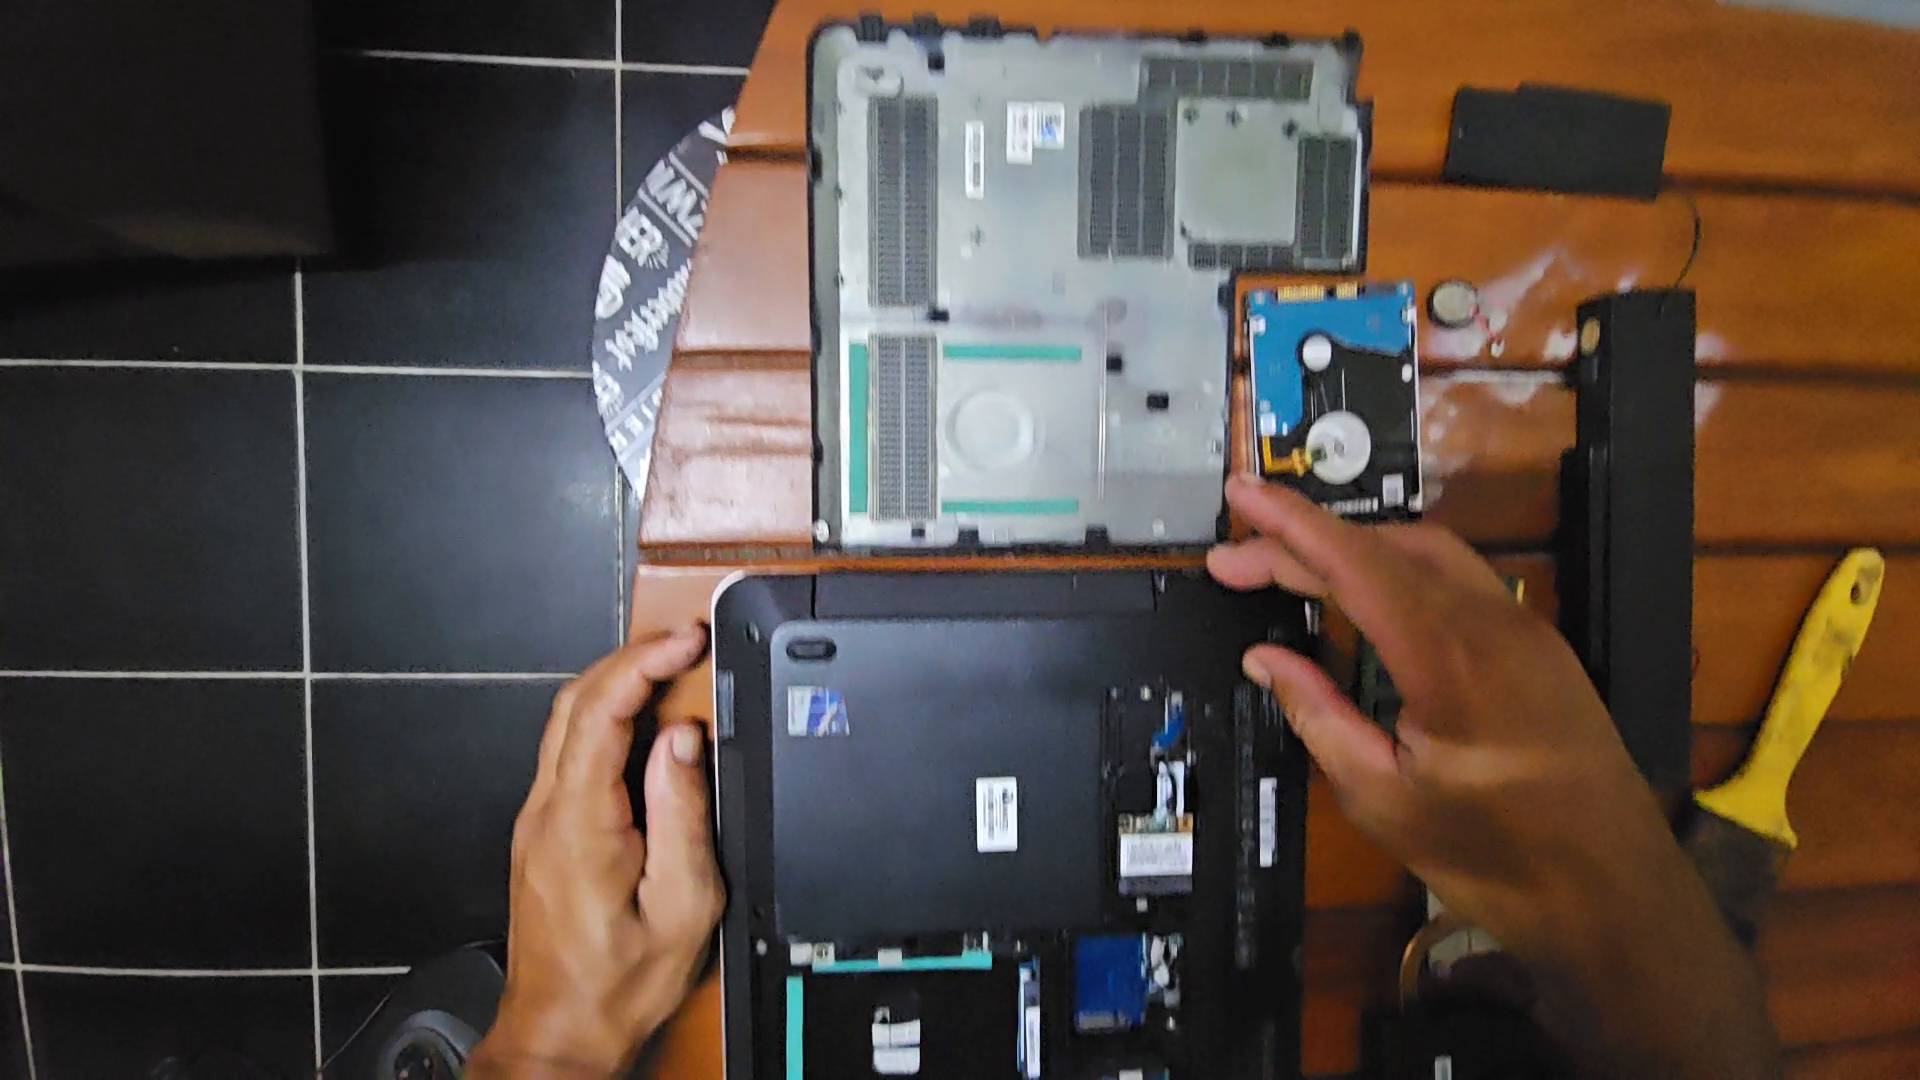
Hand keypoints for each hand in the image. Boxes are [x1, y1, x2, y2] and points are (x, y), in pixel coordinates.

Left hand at [470, 626, 723, 1078]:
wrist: (562, 1028)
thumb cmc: (621, 977)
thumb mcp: (683, 901)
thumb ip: (684, 812)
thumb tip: (686, 739)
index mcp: (579, 822)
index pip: (602, 711)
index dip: (645, 661)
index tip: (688, 640)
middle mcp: (547, 809)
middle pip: (577, 700)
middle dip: (634, 654)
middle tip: (686, 639)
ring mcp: (541, 814)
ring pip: (571, 716)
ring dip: (622, 676)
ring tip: (674, 663)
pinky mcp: (548, 822)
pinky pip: (575, 743)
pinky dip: (613, 708)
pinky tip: (649, 710)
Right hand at [1209, 475, 1776, 1077]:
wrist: (1620, 904)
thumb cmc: (1494, 859)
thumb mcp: (1379, 795)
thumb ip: (1315, 711)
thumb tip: (1262, 656)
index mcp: (1452, 659)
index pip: (1357, 563)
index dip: (1291, 523)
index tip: (1241, 492)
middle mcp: (1492, 623)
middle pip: (1381, 550)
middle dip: (1299, 543)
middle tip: (1230, 566)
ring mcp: (1521, 629)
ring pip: (1420, 552)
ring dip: (1344, 549)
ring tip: (1281, 569)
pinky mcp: (1531, 644)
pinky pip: (1448, 578)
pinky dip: (1385, 568)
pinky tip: (1351, 593)